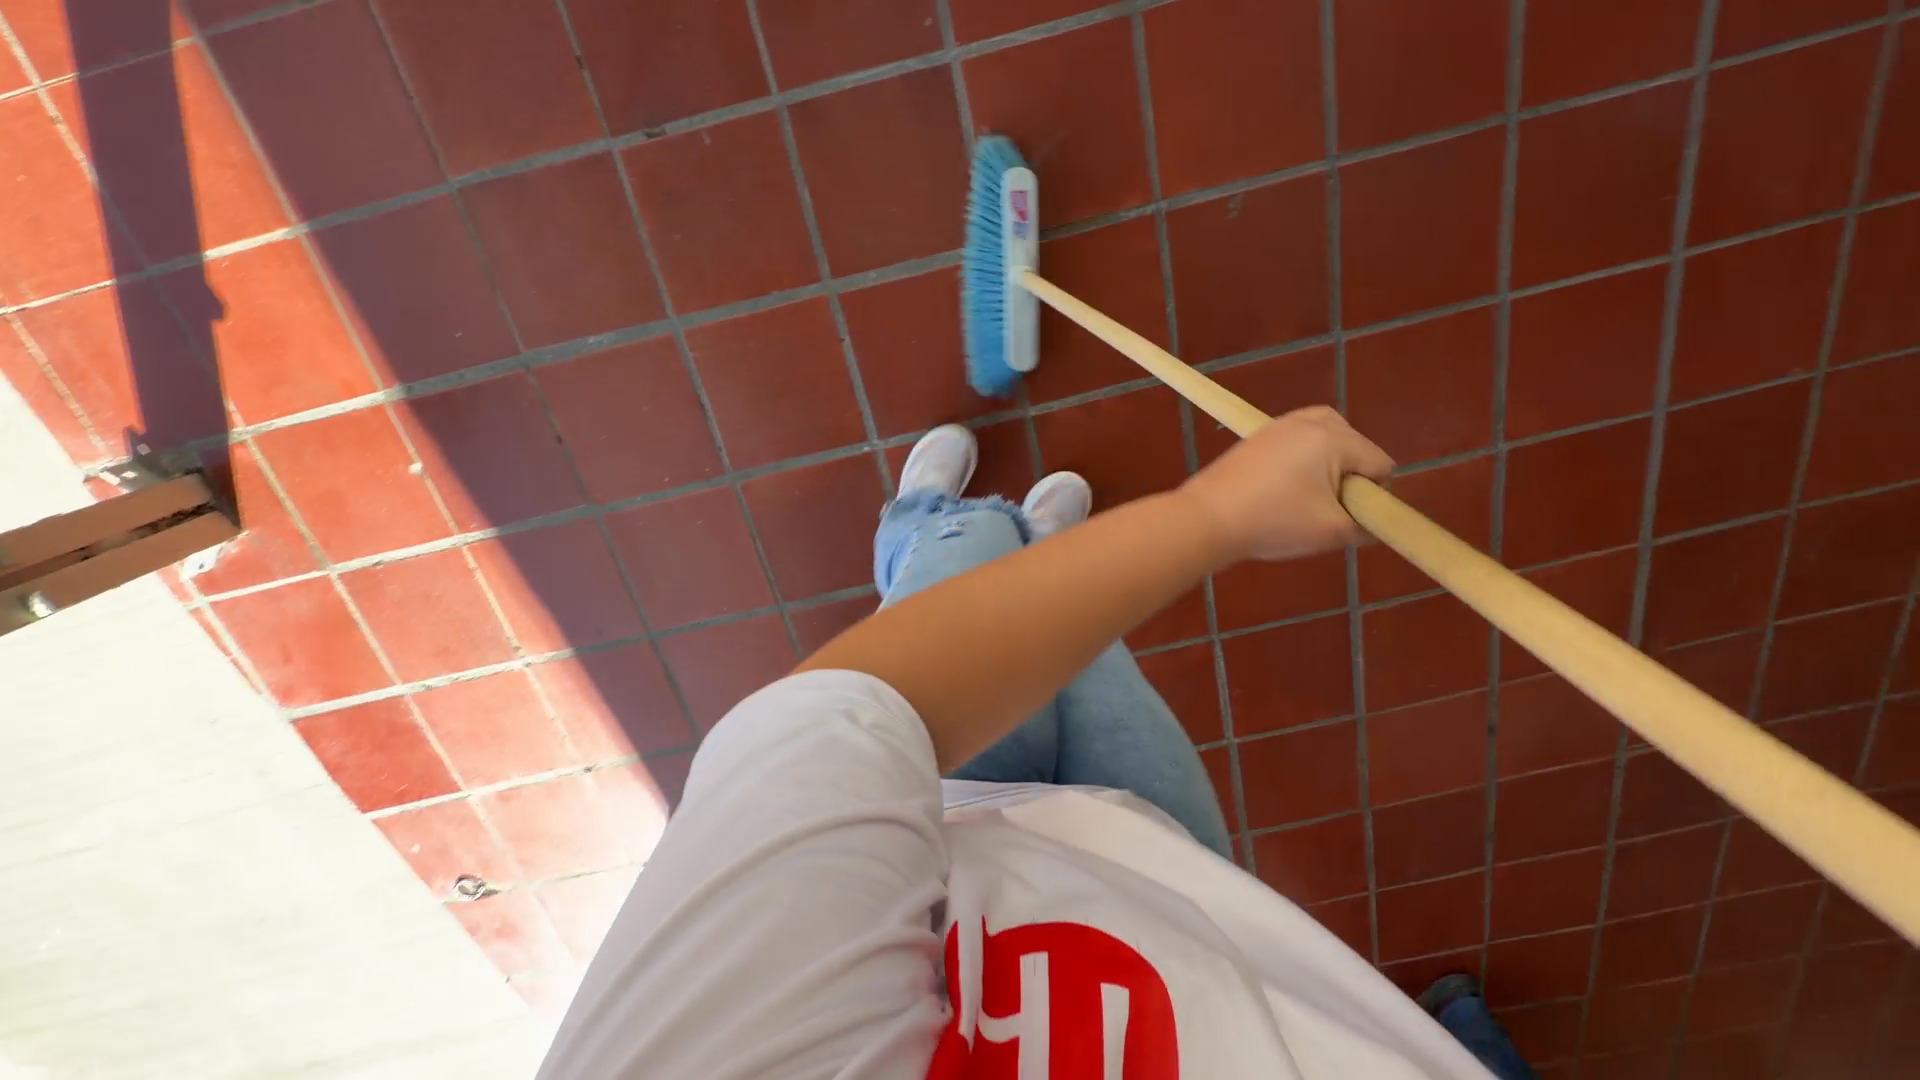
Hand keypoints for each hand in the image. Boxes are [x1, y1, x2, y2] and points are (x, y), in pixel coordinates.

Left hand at [1179, 406, 1393, 562]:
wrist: (1207, 518)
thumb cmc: (1273, 522)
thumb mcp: (1331, 531)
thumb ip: (1364, 527)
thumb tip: (1372, 525)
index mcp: (1332, 437)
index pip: (1380, 462)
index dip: (1375, 495)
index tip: (1352, 518)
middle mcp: (1307, 421)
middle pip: (1354, 442)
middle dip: (1352, 473)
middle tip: (1330, 505)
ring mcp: (1277, 426)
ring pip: (1324, 437)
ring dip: (1328, 464)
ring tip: (1312, 497)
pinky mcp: (1256, 438)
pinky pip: (1295, 441)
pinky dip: (1302, 460)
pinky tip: (1286, 490)